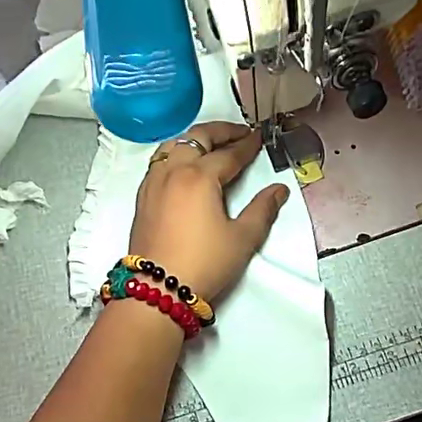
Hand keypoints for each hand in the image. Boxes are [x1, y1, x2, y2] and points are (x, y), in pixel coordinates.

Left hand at [129, 122, 289, 303]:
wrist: (158, 289)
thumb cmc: (204, 264)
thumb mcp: (243, 239)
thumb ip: (262, 210)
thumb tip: (279, 191)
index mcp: (199, 177)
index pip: (229, 154)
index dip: (247, 145)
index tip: (259, 139)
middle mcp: (173, 172)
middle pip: (197, 138)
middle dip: (221, 132)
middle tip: (240, 134)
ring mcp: (153, 183)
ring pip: (174, 145)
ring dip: (196, 139)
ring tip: (213, 145)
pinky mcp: (143, 197)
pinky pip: (159, 161)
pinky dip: (176, 154)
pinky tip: (185, 166)